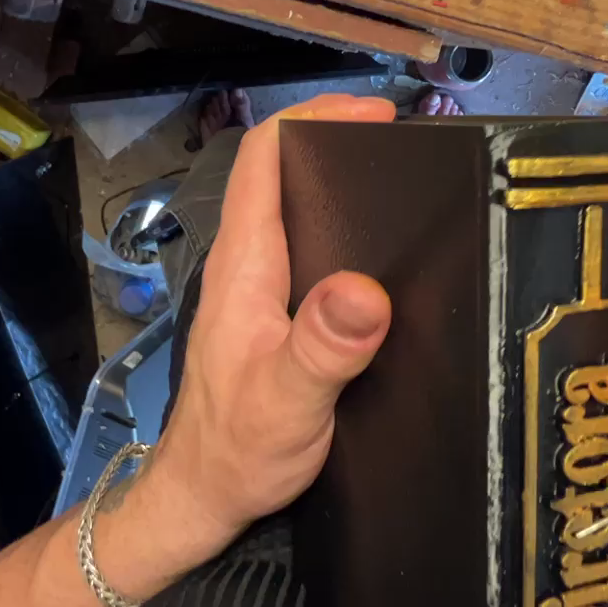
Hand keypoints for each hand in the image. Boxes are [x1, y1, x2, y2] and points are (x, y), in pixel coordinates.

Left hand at [146, 94, 396, 542]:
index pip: (262, 160)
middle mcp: (246, 263)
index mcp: (244, 264)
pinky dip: (341, 230)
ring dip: (340, 185)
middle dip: (334, 143)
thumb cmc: (238, 448)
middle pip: (279, 175)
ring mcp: (256, 288)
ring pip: (292, 210)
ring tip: (405, 187)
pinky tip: (381, 253)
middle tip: (404, 144)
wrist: (202, 493)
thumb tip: (365, 288)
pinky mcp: (271, 313)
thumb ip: (322, 347)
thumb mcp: (287, 402)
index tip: (373, 113)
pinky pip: (305, 249)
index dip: (311, 119)